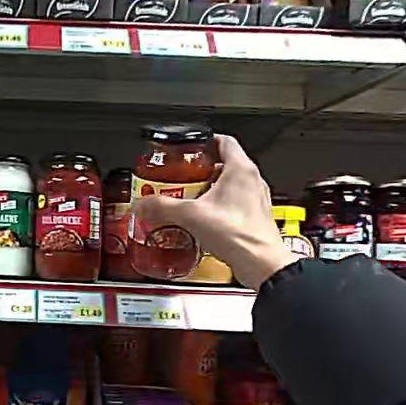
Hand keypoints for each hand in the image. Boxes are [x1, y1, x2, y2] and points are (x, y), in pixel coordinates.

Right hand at [131, 134, 297, 289]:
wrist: (261, 263)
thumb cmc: (239, 234)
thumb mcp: (191, 215)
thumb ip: (162, 207)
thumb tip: (143, 204)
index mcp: (240, 170)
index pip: (224, 141)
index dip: (205, 141)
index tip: (190, 147)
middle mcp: (252, 181)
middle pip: (224, 164)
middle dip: (201, 170)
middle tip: (182, 177)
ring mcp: (256, 199)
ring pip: (230, 185)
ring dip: (210, 189)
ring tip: (190, 198)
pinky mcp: (254, 217)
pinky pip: (234, 204)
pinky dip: (218, 207)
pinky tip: (203, 219)